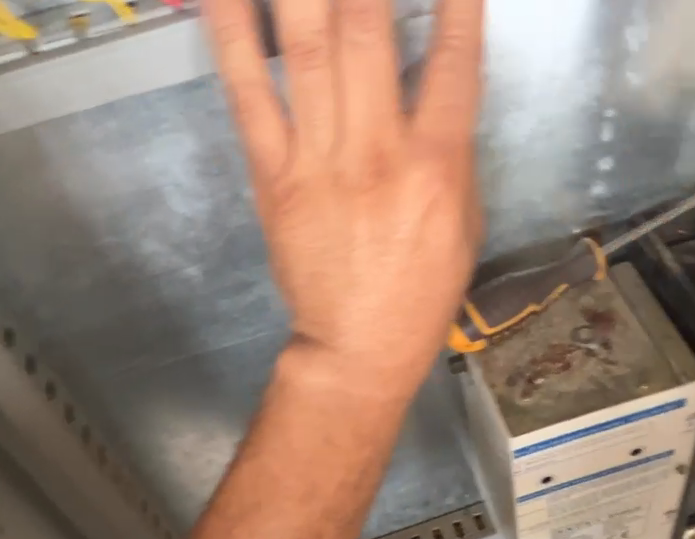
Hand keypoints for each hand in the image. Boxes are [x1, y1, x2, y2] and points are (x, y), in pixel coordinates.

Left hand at [204, 0, 485, 399]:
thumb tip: (433, 84)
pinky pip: (250, 94)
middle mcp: (378, 152)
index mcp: (437, 167)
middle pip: (369, 29)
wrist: (358, 350)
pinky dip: (233, 32)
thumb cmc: (420, 293)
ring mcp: (320, 161)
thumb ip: (450, 148)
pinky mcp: (273, 177)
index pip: (453, 59)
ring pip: (309, 47)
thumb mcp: (461, 223)